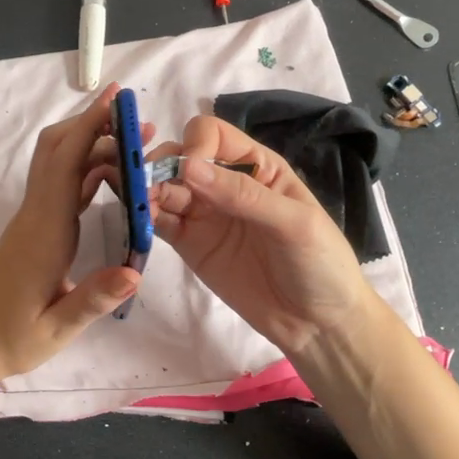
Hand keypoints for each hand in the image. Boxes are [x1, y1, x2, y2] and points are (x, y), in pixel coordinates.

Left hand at [0, 84, 144, 389]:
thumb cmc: (8, 339)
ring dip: (93, 146)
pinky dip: (85, 171)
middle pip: (58, 151)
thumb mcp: (55, 329)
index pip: (66, 165)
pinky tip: (111, 176)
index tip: (116, 98)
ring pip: (58, 165)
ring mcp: (33, 221)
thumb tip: (135, 273)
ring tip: (137, 148)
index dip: (90, 127)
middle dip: (96, 126)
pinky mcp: (34, 230)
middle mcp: (36, 217)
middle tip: (141, 125)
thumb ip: (93, 299)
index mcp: (45, 234)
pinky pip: (60, 187)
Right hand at [149, 116, 379, 354]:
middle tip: (147, 189)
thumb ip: (242, 194)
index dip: (194, 146)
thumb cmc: (320, 264)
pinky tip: (139, 222)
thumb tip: (188, 168)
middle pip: (180, 157)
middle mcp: (225, 183)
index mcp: (257, 166)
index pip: (212, 135)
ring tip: (139, 206)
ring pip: (164, 188)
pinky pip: (160, 222)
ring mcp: (204, 215)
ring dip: (146, 190)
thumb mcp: (293, 223)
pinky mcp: (189, 244)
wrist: (317, 323)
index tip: (187, 173)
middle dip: (160, 166)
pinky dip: (144, 218)